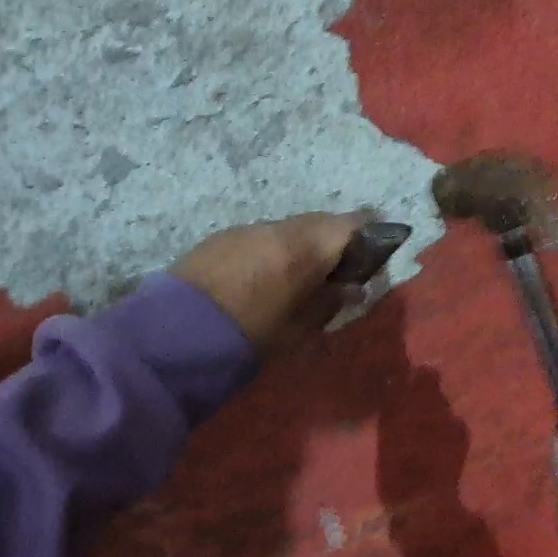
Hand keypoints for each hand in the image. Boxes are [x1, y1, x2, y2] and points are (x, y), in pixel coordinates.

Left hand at [169, 212, 363, 350]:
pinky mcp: (221, 238)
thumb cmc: (252, 334)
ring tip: (303, 273)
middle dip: (337, 239)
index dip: (371, 232)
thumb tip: (354, 289)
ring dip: (303, 244)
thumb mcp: (301, 327)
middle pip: (320, 222)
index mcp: (306, 248)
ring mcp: (247, 229)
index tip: (380, 247)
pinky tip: (267, 275)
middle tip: (344, 265)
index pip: (352, 224)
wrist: (177, 334)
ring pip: (289, 228)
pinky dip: (274, 249)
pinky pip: (261, 236)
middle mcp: (279, 228)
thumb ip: (331, 302)